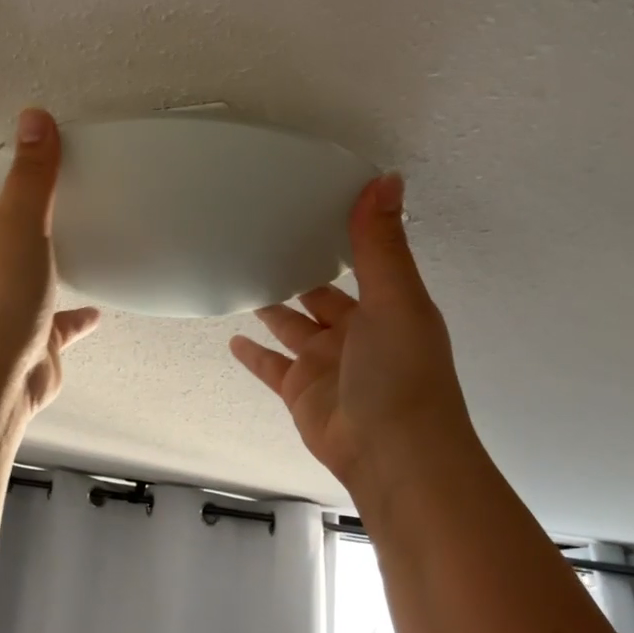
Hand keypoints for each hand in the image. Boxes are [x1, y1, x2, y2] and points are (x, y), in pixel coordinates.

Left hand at [0, 108, 100, 412]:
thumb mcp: (18, 228)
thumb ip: (30, 176)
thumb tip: (31, 117)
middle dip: (10, 223)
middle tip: (40, 200)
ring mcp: (7, 314)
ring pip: (26, 283)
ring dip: (45, 267)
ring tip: (75, 248)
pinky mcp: (34, 346)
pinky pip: (59, 327)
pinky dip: (76, 319)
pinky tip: (98, 313)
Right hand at [229, 175, 476, 489]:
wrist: (392, 453)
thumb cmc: (401, 374)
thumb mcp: (395, 300)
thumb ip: (381, 245)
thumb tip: (386, 179)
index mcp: (387, 308)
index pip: (360, 264)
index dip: (340, 240)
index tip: (309, 210)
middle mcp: (357, 333)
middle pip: (322, 295)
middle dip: (300, 271)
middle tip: (264, 241)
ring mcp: (325, 363)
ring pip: (292, 327)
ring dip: (272, 307)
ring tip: (242, 278)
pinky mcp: (298, 390)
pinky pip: (270, 365)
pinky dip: (252, 353)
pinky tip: (232, 336)